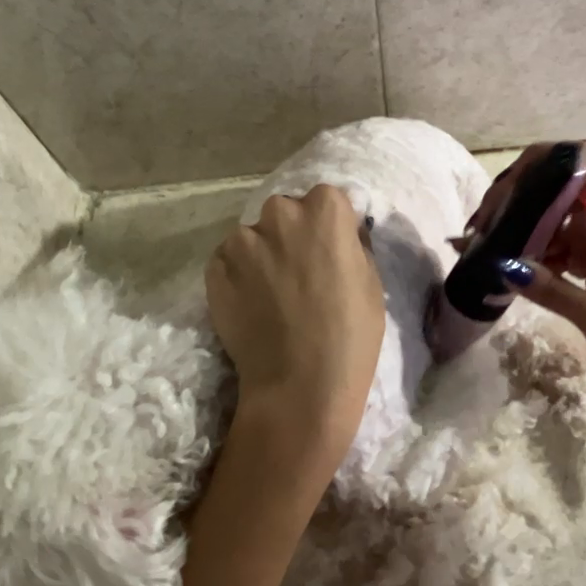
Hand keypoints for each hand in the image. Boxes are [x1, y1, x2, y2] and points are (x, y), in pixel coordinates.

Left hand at [205, 184, 385, 468]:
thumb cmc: (350, 335)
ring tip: (272, 296)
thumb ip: (351, 245)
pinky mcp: (214, 267)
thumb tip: (341, 234)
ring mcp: (242, 239)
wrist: (299, 386)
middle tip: (299, 273)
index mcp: (325, 209)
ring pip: (254, 237)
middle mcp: (280, 212)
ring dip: (262, 255)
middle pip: (285, 211)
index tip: (330, 253)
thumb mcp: (371, 281)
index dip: (328, 226)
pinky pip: (229, 261)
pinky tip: (252, 307)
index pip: (326, 199)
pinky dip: (238, 277)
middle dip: (291, 234)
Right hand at [472, 144, 585, 387]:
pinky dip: (532, 247)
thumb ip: (552, 291)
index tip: (508, 186)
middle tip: (483, 225)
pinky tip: (509, 267)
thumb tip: (503, 265)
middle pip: (557, 183)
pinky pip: (557, 238)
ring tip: (485, 245)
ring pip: (552, 212)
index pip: (581, 161)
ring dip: (520, 223)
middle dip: (518, 195)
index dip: (544, 158)